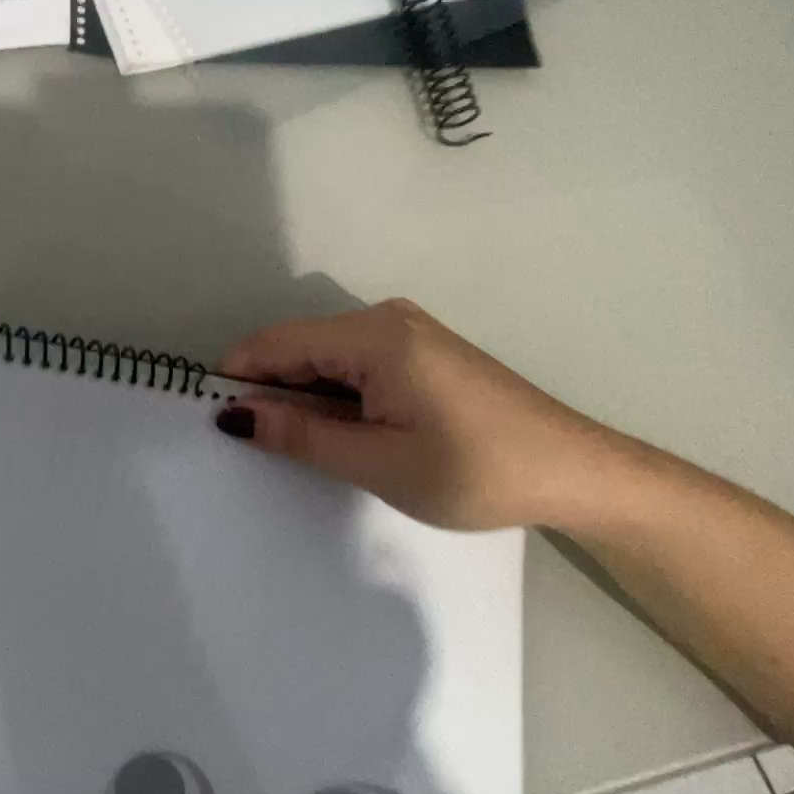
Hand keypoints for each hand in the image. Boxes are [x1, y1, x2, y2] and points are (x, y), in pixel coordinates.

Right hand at [216, 301, 625, 530]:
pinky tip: (345, 435)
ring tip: (306, 450)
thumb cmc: (474, 470)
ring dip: (303, 399)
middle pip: (297, 346)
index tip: (216, 424)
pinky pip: (353, 366)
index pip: (275, 343)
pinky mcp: (420, 353)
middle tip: (262, 449)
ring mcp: (406, 334)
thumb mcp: (377, 462)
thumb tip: (233, 414)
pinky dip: (334, 397)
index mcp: (373, 337)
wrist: (576, 473)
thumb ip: (300, 434)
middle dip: (269, 392)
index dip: (236, 379)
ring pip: (323, 358)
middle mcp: (386, 320)